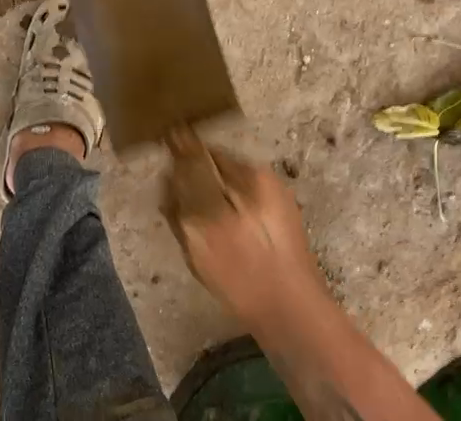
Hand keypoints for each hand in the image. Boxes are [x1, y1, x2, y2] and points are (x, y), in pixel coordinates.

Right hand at [161, 130, 328, 326]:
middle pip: (210, 177)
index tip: (168, 196)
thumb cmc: (244, 265)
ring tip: (198, 248)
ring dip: (200, 219)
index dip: (179, 168)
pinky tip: (215, 260)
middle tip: (183, 228)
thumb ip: (190, 174)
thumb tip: (176, 139)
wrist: (291, 321)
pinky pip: (231, 224)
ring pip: (218, 203)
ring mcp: (271, 213)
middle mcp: (265, 186)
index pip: (203, 152)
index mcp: (252, 173)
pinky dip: (217, 235)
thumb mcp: (207, 214)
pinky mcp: (271, 239)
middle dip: (190, 197)